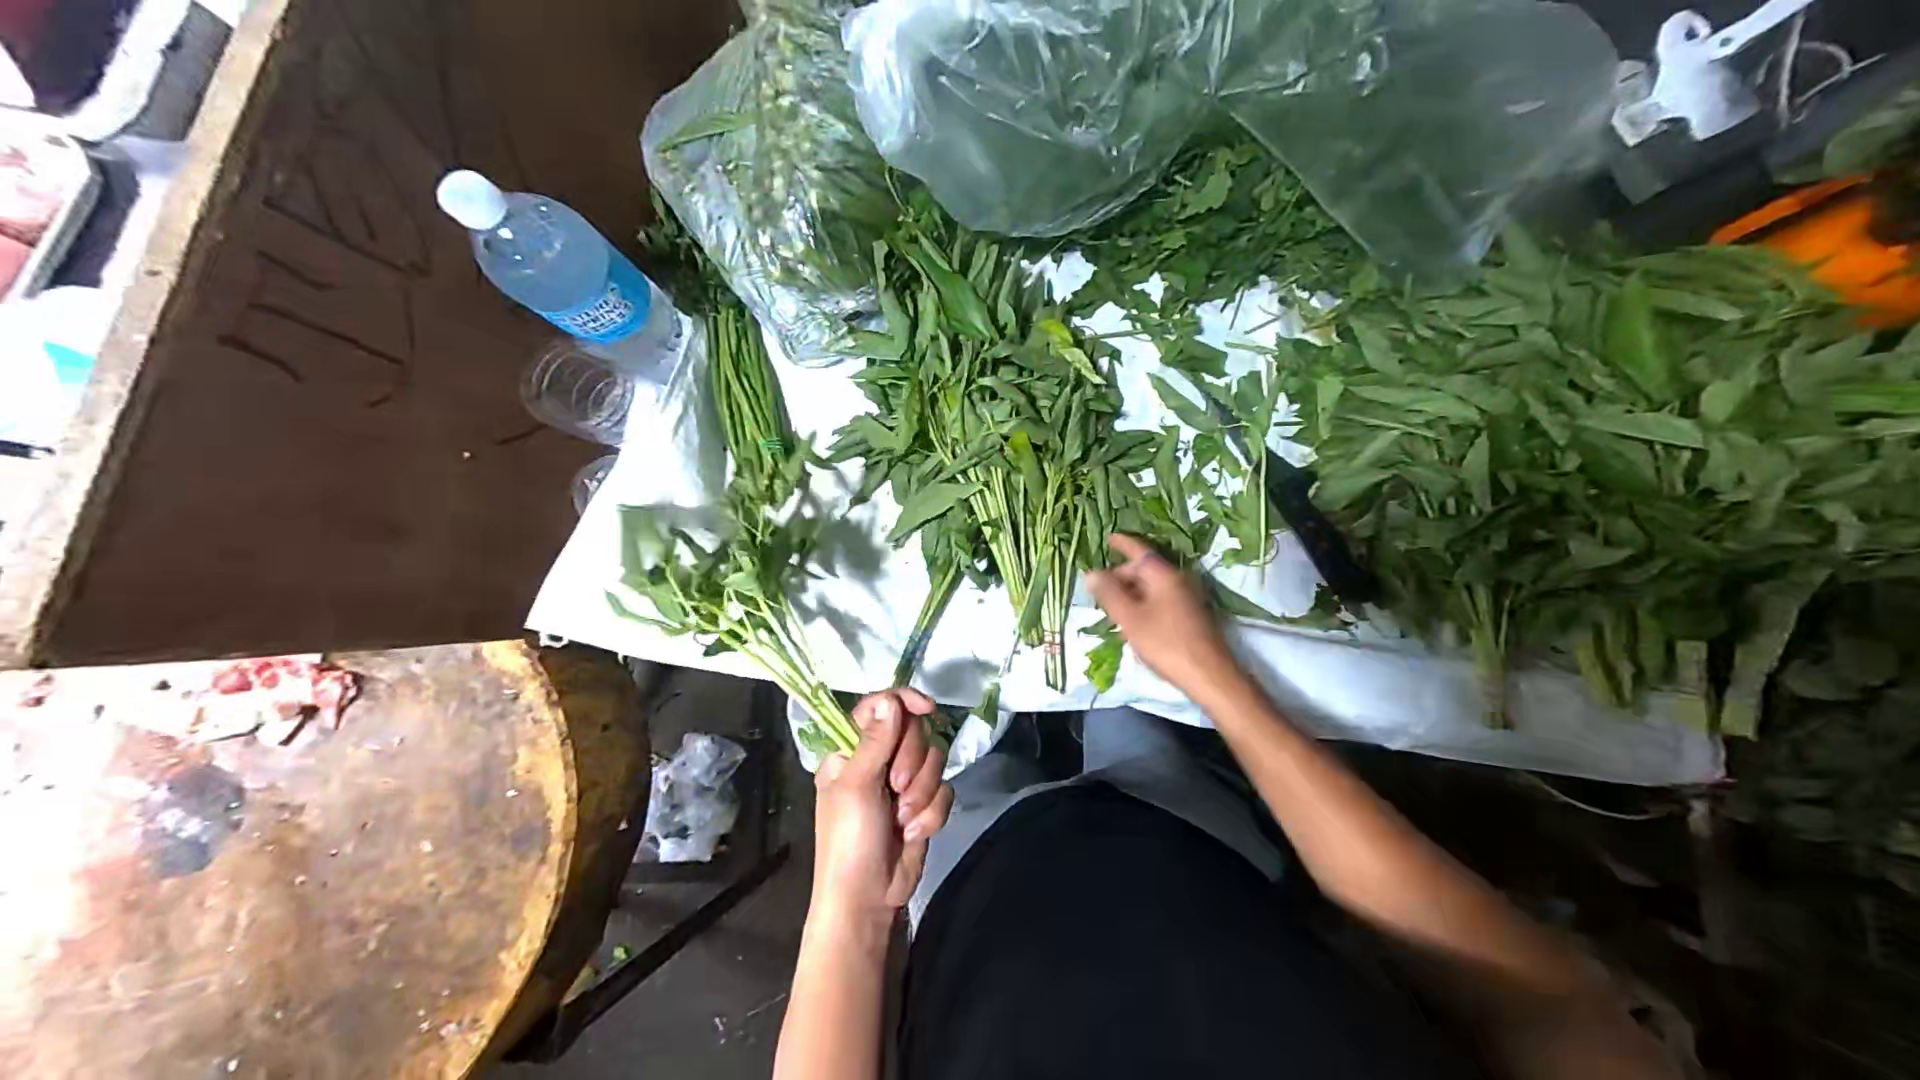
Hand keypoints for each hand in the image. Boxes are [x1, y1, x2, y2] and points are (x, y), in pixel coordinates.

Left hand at [810, 688, 954, 924]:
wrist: (868, 899)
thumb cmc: (848, 840)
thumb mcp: (856, 786)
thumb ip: (875, 741)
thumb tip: (890, 700)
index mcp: (852, 750)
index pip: (880, 707)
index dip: (904, 702)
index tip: (925, 707)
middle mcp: (879, 760)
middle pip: (915, 731)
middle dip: (912, 761)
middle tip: (895, 788)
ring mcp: (903, 782)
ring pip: (934, 760)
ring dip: (921, 792)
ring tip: (902, 818)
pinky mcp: (924, 805)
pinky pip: (945, 790)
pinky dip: (932, 813)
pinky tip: (914, 833)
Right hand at [1085, 533, 1246, 698]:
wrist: (1208, 675)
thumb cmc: (1166, 643)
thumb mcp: (1130, 618)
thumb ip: (1109, 593)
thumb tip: (1091, 573)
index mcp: (1164, 575)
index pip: (1140, 551)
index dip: (1123, 543)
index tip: (1109, 537)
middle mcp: (1178, 580)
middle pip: (1144, 570)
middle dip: (1121, 576)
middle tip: (1100, 590)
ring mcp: (1187, 597)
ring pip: (1152, 587)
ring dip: (1131, 594)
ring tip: (1112, 610)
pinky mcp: (1190, 614)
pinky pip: (1161, 600)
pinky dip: (1143, 605)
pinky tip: (1132, 624)